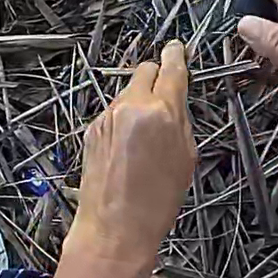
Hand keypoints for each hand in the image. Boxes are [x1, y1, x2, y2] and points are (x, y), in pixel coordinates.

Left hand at [63, 40, 196, 277]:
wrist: (114, 229)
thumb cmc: (154, 202)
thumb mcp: (186, 157)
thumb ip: (180, 119)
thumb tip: (177, 98)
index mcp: (160, 112)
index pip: (170, 68)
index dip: (177, 56)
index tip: (177, 49)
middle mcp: (129, 107)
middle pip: (144, 70)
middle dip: (157, 78)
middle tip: (165, 97)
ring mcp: (106, 117)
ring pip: (128, 92)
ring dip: (139, 102)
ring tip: (147, 138)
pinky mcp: (92, 129)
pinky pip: (113, 112)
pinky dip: (124, 120)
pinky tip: (129, 147)